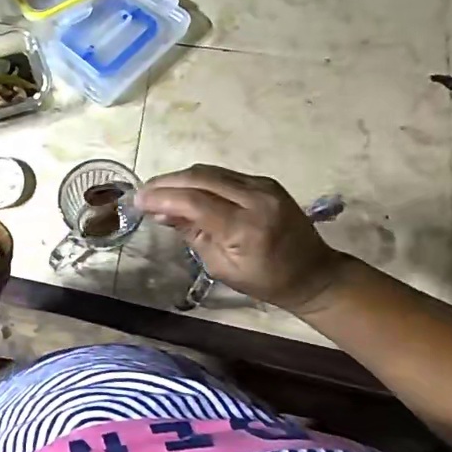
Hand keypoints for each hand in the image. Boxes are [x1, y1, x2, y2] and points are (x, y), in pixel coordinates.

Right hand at [134, 165, 348, 312]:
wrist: (314, 273)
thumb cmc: (266, 281)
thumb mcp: (221, 266)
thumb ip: (192, 233)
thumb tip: (162, 211)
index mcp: (246, 228)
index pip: (194, 202)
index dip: (162, 197)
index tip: (137, 201)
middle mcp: (256, 199)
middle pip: (199, 178)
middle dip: (166, 183)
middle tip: (142, 192)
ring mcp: (263, 186)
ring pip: (209, 171)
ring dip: (179, 178)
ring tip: (158, 190)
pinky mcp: (265, 181)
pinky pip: (223, 174)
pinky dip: (198, 179)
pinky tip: (183, 189)